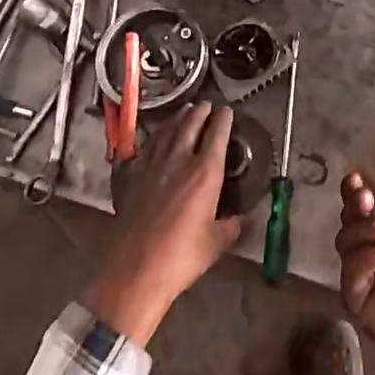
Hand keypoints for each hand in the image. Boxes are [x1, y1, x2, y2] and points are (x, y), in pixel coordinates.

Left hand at [86, 103, 242, 344]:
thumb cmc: (181, 257)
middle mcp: (180, 159)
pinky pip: (147, 146)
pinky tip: (157, 136)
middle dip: (200, 111)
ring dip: (178, 117)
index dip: (224, 119)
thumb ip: (230, 227)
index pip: (217, 134)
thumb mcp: (215, 244)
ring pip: (168, 130)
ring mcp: (153, 165)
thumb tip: (240, 220)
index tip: (228, 111)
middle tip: (206, 105)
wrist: (134, 270)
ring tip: (185, 110)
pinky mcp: (133, 175)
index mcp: (205, 172)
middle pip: (190, 124)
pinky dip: (156, 135)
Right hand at [335, 172, 374, 374]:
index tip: (361, 174)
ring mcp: (363, 270)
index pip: (366, 197)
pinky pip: (348, 270)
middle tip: (367, 198)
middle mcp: (374, 244)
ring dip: (364, 230)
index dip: (360, 184)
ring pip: (344, 238)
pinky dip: (365, 259)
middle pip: (349, 213)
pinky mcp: (355, 296)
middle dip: (354, 202)